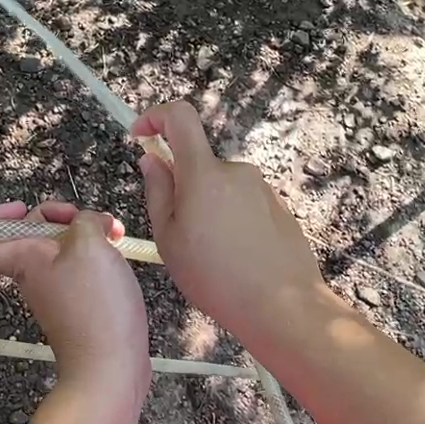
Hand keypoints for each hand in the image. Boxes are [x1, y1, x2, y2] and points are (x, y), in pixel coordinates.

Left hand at [0, 201, 150, 400]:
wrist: (110, 368)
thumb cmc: (95, 306)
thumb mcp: (90, 245)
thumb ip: (85, 221)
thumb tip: (89, 222)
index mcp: (23, 257)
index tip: (24, 208)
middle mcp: (32, 273)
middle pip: (31, 232)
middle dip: (61, 216)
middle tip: (87, 220)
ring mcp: (55, 289)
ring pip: (60, 247)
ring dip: (85, 234)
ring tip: (113, 234)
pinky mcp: (77, 302)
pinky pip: (79, 266)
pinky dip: (96, 254)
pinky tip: (118, 253)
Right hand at [131, 101, 332, 348]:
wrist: (284, 307)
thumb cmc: (216, 277)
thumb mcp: (169, 240)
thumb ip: (158, 192)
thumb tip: (152, 160)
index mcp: (204, 173)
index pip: (180, 116)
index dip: (156, 117)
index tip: (140, 136)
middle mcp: (236, 170)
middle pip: (199, 165)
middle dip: (185, 190)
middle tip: (183, 237)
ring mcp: (262, 188)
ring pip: (221, 189)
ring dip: (210, 210)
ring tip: (213, 257)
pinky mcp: (279, 206)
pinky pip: (244, 204)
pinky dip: (233, 222)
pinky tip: (238, 259)